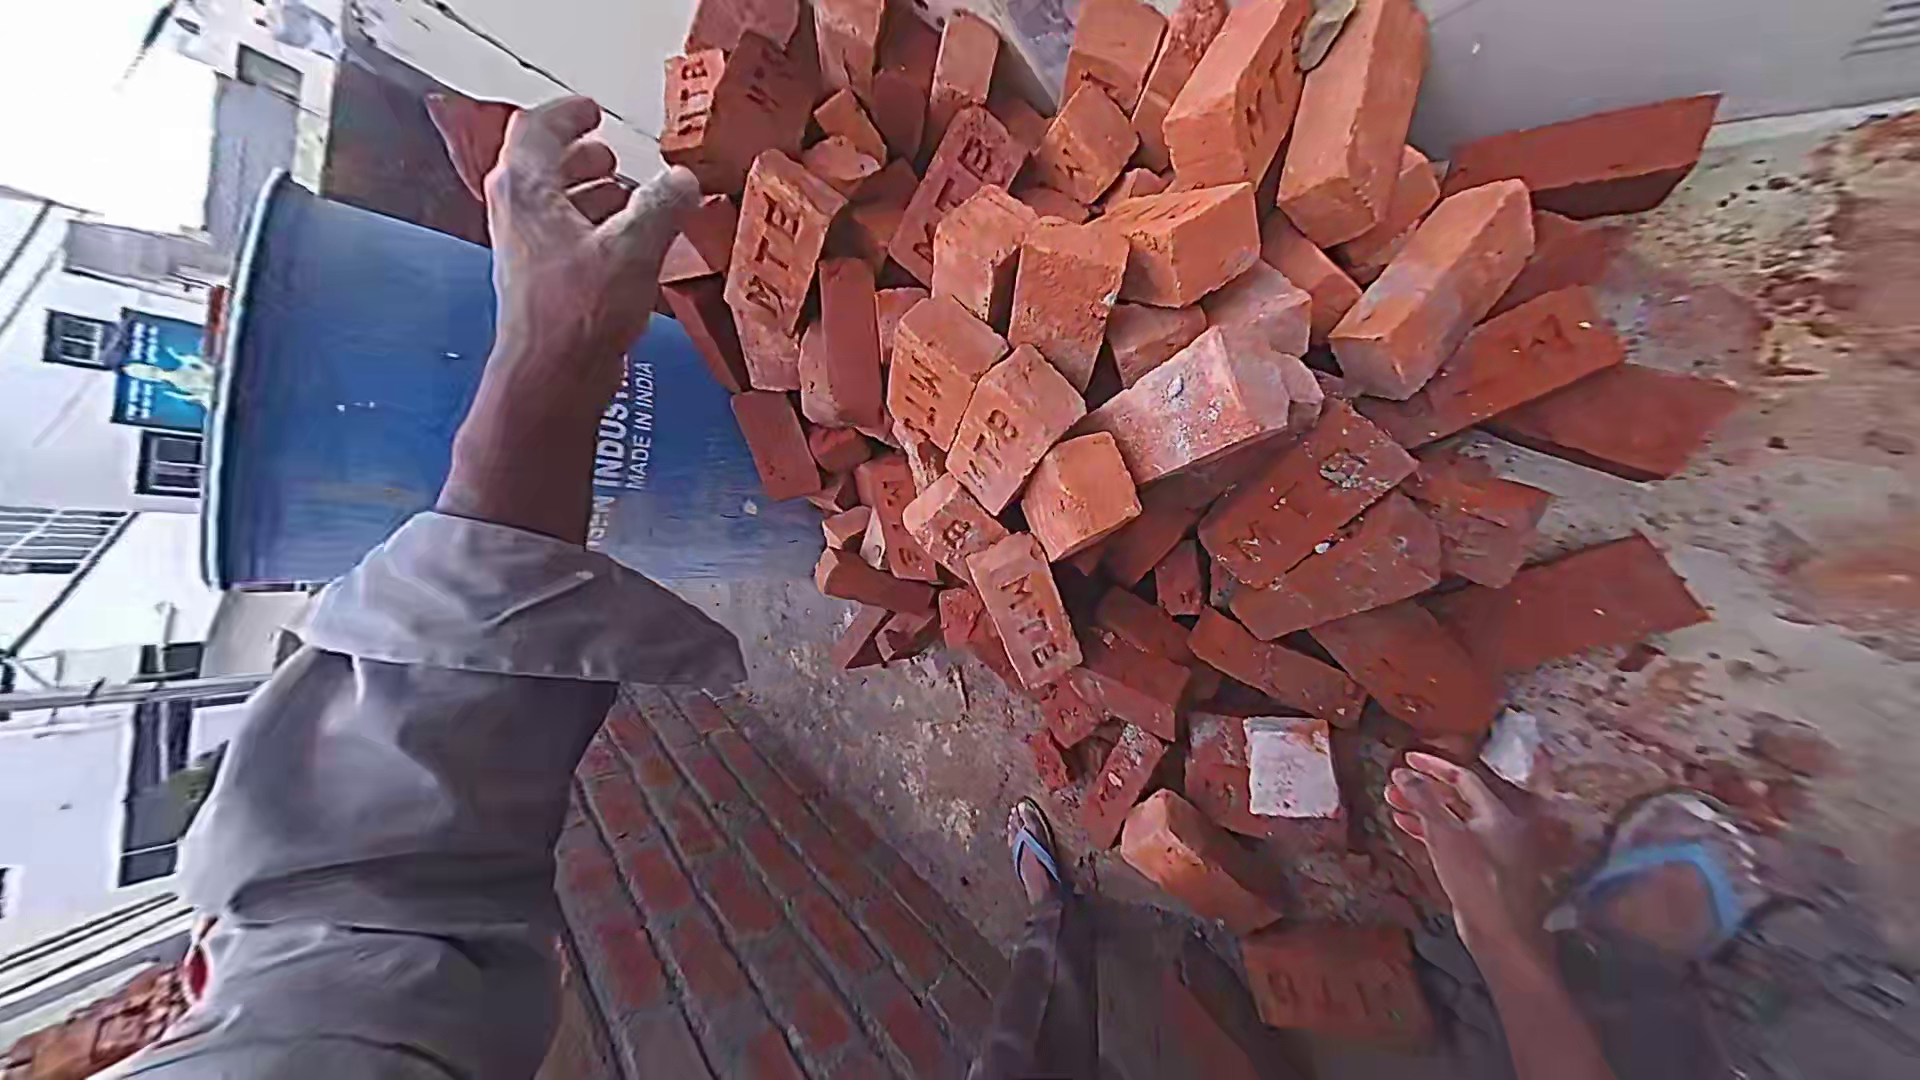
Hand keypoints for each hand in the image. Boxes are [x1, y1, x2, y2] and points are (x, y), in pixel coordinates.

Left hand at [433, 96, 697, 542]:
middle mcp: (518, 215)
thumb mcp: (633, 251)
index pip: (538, 130)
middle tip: (611, 155)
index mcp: (528, 192)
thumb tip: (687, 180)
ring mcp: (527, 252)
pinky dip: (593, 230)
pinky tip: (625, 248)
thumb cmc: (585, 309)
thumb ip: (661, 209)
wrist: (556, 374)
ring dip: (589, 196)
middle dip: (580, 158)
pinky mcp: (544, 285)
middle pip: (543, 169)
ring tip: (624, 196)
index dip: (568, 115)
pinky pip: (567, 240)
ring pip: (556, 207)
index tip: (593, 111)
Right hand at [1386, 752, 1544, 957]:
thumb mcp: (1443, 833)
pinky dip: (1429, 828)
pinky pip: (1453, 836)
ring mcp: (1493, 849)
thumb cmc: (1475, 878)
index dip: (1433, 765)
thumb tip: (1402, 772)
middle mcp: (1499, 828)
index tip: (1406, 758)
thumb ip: (1422, 799)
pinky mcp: (1483, 867)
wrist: (1500, 933)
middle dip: (1423, 788)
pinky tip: (1406, 825)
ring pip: (1452, 818)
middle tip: (1394, 783)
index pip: (1463, 777)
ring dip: (1422, 807)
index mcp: (1497, 815)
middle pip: (1457, 798)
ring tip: (1393, 802)